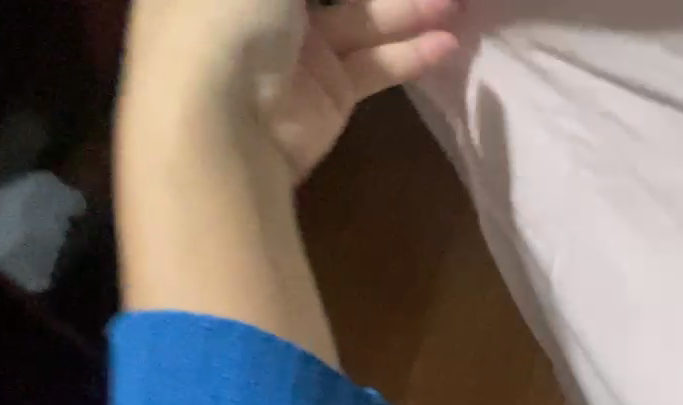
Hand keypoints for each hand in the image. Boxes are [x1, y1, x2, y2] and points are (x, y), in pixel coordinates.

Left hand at [120, 0, 460, 180]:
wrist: (225, 115)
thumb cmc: (226, 14)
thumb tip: (368, 0)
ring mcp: (302, 44)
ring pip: (365, 20)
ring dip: (411, 12)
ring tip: (457, 6)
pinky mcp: (332, 88)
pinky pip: (376, 63)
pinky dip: (411, 54)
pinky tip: (447, 45)